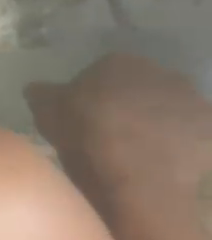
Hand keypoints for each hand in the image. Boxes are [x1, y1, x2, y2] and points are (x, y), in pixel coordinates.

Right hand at [27, 53, 211, 207]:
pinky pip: (188, 133)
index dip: (90, 86)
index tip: (79, 105)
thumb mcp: (42, 106)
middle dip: (128, 99)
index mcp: (122, 62)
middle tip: (106, 122)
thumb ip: (43, 91)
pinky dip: (174, 141)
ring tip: (131, 143)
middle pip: (141, 85)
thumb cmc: (83, 130)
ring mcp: (196, 105)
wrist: (133, 176)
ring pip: (167, 108)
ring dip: (153, 120)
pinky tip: (154, 156)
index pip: (103, 68)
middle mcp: (166, 76)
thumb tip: (42, 89)